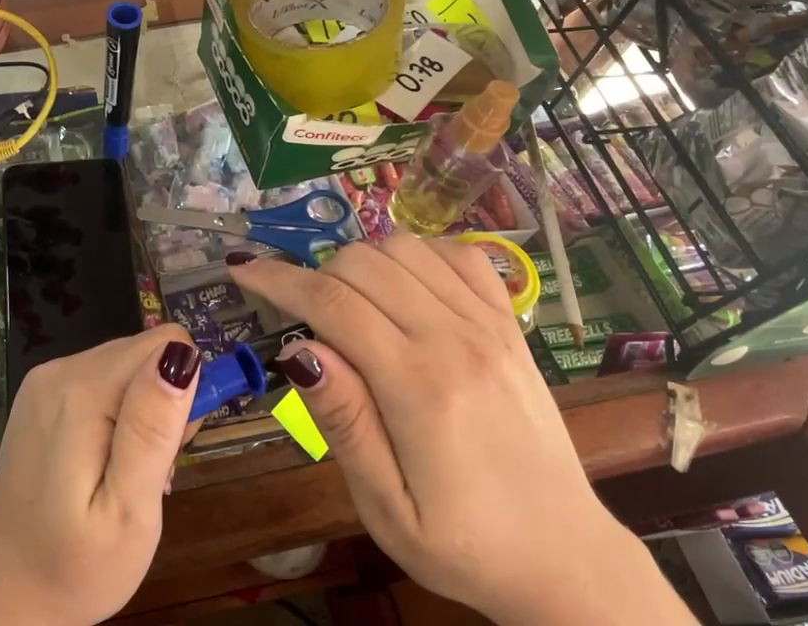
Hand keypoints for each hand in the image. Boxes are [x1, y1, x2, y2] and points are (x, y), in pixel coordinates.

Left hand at [0, 323, 200, 625]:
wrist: (7, 594)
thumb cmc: (76, 566)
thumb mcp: (129, 511)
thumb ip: (152, 429)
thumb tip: (180, 353)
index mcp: (81, 392)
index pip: (165, 343)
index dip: (185, 391)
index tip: (175, 446)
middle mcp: (59, 371)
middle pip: (143, 352)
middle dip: (163, 403)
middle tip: (153, 472)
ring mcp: (44, 381)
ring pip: (126, 365)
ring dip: (142, 412)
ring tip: (128, 475)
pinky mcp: (41, 397)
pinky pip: (101, 381)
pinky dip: (118, 416)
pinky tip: (106, 465)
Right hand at [233, 237, 691, 625]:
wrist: (567, 559)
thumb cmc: (463, 544)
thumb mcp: (386, 509)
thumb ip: (343, 422)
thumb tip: (299, 348)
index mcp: (420, 388)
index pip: (332, 303)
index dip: (277, 278)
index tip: (241, 268)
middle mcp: (457, 341)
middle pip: (362, 264)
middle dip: (314, 275)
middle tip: (302, 316)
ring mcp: (491, 326)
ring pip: (404, 247)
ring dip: (361, 262)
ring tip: (348, 304)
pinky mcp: (511, 326)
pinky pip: (458, 254)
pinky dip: (417, 253)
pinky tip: (402, 286)